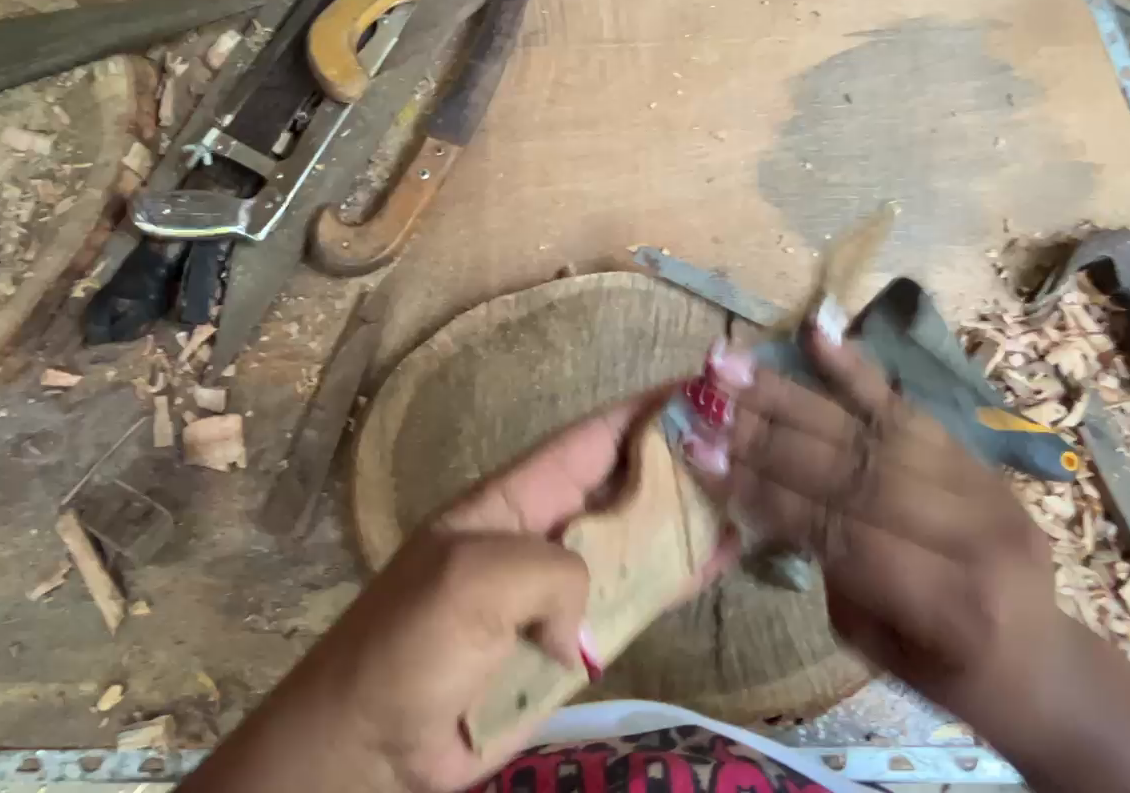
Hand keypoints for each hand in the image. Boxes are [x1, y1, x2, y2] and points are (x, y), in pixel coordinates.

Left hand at [190, 390, 729, 792]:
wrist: (373, 742)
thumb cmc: (411, 645)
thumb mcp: (473, 580)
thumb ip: (551, 570)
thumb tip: (584, 618)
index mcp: (510, 498)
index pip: (587, 439)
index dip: (642, 410)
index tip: (703, 386)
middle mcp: (542, 532)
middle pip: (621, 485)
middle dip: (678, 460)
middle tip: (751, 442)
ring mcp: (559, 589)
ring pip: (636, 541)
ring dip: (686, 517)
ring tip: (755, 491)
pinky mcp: (572, 643)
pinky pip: (633, 601)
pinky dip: (675, 579)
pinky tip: (719, 559)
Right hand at [705, 329, 1072, 724]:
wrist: (1036, 658)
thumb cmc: (936, 664)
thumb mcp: (864, 632)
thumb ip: (819, 554)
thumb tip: (748, 482)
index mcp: (945, 600)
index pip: (830, 524)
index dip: (758, 488)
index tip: (696, 454)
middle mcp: (969, 532)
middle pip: (846, 468)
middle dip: (761, 435)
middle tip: (699, 403)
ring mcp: (979, 485)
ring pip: (865, 429)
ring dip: (787, 394)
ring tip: (727, 366)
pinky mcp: (974, 454)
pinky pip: (908, 405)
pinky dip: (854, 367)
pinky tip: (814, 331)